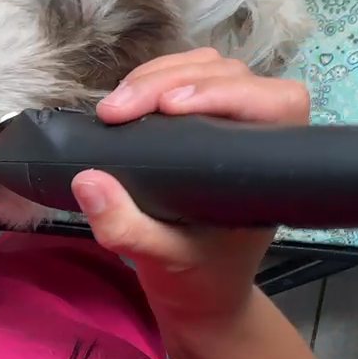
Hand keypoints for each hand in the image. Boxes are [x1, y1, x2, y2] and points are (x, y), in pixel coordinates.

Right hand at [70, 47, 310, 335]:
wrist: (199, 290)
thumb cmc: (196, 276)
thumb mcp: (159, 259)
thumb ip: (125, 227)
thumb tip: (86, 179)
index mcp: (271, 167)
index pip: (271, 102)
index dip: (223, 92)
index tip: (168, 107)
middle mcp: (259, 135)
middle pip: (226, 74)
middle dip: (165, 82)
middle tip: (113, 112)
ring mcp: (231, 123)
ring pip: (204, 68)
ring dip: (155, 76)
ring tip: (113, 107)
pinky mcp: (203, 120)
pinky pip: (184, 79)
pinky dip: (151, 81)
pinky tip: (125, 103)